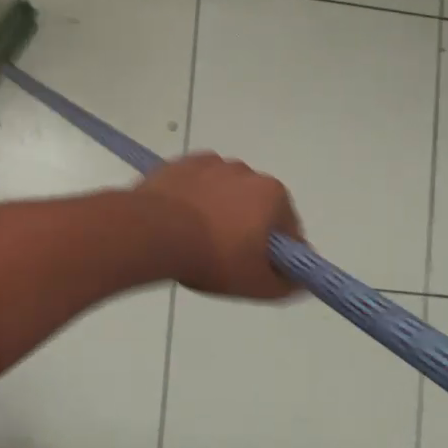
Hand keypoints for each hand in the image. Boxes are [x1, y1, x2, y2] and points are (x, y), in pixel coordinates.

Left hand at [134, 152, 303, 299]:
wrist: (151, 230)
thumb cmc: (213, 256)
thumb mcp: (261, 285)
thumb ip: (290, 283)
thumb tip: (297, 277)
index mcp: (271, 192)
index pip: (286, 227)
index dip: (276, 250)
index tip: (257, 265)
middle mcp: (241, 170)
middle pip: (253, 204)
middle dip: (245, 225)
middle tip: (225, 252)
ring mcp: (204, 163)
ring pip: (222, 190)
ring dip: (217, 207)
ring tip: (197, 235)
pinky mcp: (174, 163)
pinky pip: (193, 182)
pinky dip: (192, 195)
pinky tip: (180, 218)